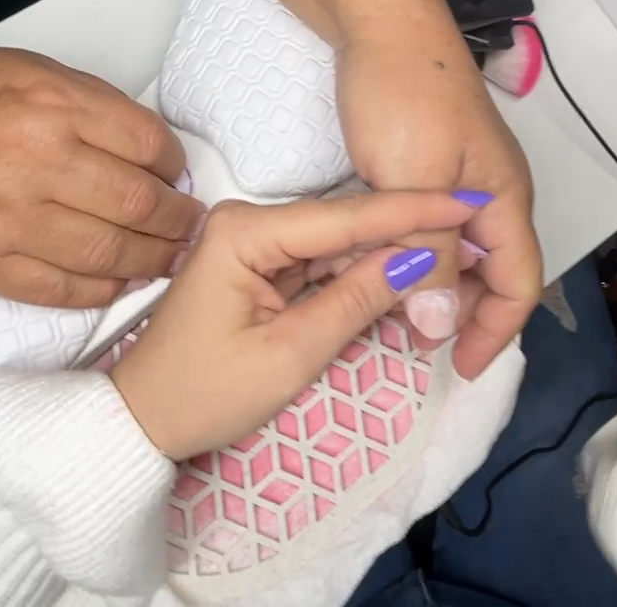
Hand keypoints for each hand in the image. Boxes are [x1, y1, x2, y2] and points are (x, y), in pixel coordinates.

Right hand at [0, 47, 204, 306]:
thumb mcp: (34, 74)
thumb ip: (97, 109)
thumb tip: (155, 154)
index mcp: (54, 106)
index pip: (149, 145)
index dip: (178, 166)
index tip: (181, 177)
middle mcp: (34, 161)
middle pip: (139, 204)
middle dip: (180, 219)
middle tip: (192, 224)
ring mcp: (6, 220)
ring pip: (110, 254)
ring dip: (155, 260)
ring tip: (173, 257)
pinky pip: (61, 290)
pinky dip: (103, 291)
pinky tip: (124, 282)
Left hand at [110, 190, 479, 458]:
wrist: (144, 417)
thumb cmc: (205, 393)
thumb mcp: (288, 355)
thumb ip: (355, 301)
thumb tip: (418, 258)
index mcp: (247, 231)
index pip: (344, 216)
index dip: (411, 209)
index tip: (466, 199)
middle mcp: (251, 220)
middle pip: (344, 223)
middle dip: (407, 231)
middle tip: (472, 231)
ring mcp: (256, 239)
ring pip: (338, 241)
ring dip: (389, 252)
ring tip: (451, 251)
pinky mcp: (262, 260)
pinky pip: (322, 260)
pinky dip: (360, 271)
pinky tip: (403, 270)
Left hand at [335, 17, 539, 380]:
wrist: (377, 19)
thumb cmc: (402, 92)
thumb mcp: (413, 178)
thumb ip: (431, 252)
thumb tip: (442, 325)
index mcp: (503, 196)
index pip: (518, 282)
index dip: (492, 332)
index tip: (455, 368)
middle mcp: (490, 190)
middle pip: (490, 271)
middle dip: (459, 312)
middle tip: (411, 343)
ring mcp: (459, 173)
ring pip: (457, 249)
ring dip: (433, 283)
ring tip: (392, 312)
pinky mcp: (428, 161)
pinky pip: (431, 224)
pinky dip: (413, 251)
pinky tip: (382, 263)